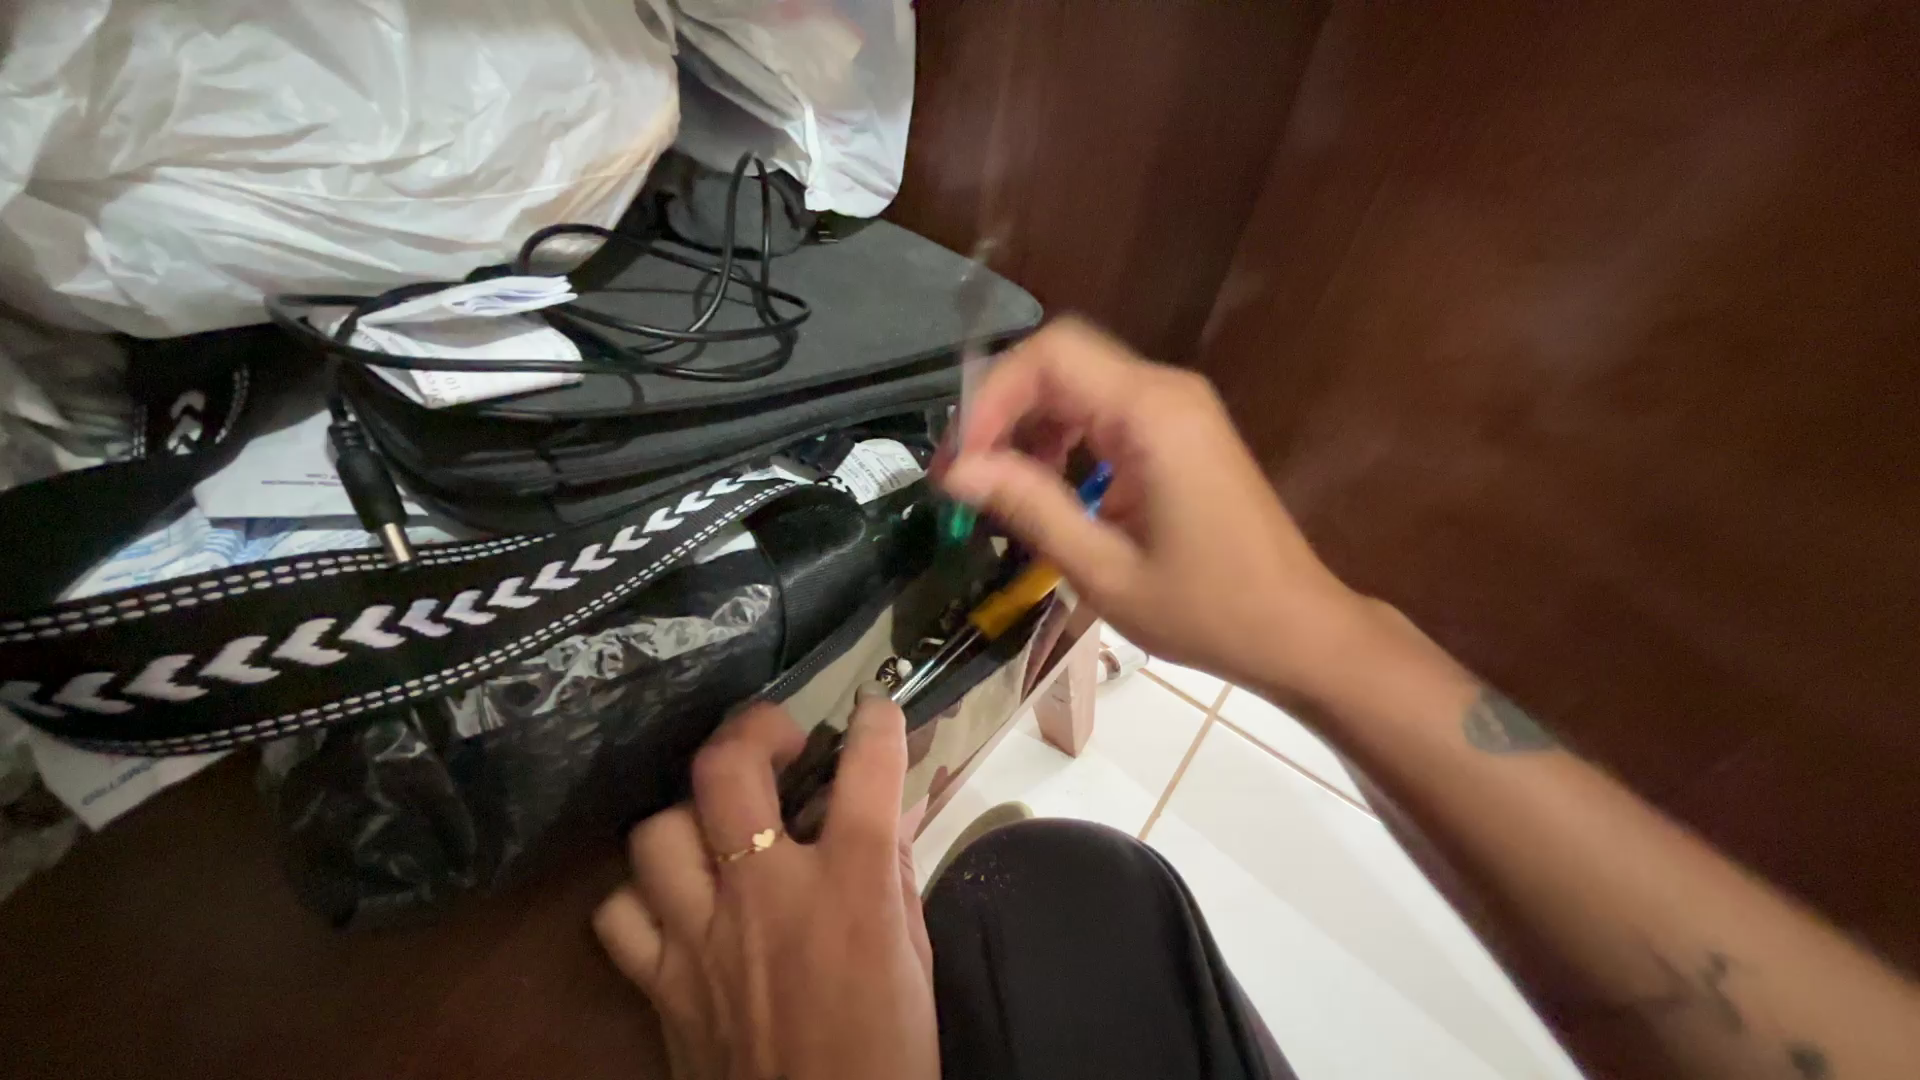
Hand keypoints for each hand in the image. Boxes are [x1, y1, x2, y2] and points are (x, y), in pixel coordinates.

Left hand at [594, 689, 938, 1079]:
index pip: (867, 770)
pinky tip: (675, 900)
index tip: (875, 710)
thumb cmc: (888, 1045)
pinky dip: (642, 896)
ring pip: (657, 832)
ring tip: (719, 827)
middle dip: (752, 729)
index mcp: (850, 886)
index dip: (876, 723)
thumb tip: (888, 805)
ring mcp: (702, 937)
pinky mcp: (661, 984)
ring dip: (691, 817)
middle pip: (728, 770)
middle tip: (778, 739)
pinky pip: (620, 914)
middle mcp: (768, 893)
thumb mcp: (913, 949)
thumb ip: (894, 866)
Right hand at [938, 317, 1363, 696]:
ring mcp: (1178, 409)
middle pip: (1062, 362)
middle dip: (1003, 409)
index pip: (1051, 356)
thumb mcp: (1104, 569)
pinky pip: (1105, 411)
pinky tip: (1049, 486)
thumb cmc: (1207, 610)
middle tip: (966, 472)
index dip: (991, 396)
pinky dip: (1065, 438)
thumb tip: (958, 469)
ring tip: (1001, 485)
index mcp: (1152, 414)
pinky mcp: (1180, 432)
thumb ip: (1029, 507)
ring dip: (1031, 424)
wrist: (1297, 630)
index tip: (961, 460)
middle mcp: (1166, 392)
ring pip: (1080, 384)